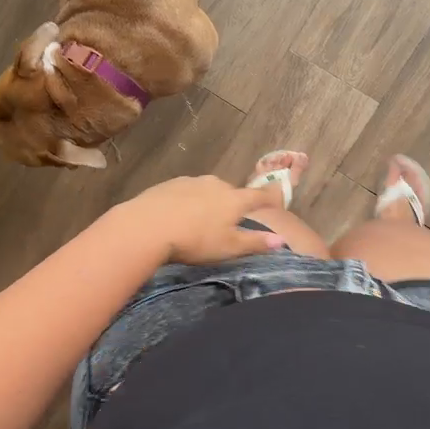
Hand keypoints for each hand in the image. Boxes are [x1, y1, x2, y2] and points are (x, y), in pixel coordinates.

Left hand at [105, 176, 287, 265]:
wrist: (147, 226)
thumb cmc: (195, 240)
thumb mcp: (229, 247)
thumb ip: (255, 242)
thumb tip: (282, 239)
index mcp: (234, 199)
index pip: (258, 196)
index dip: (270, 199)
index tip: (277, 200)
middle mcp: (215, 184)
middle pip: (231, 192)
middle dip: (234, 204)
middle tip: (231, 221)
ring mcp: (190, 181)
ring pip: (207, 190)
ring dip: (209, 202)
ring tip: (203, 221)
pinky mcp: (169, 184)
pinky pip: (186, 192)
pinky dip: (188, 201)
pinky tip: (180, 215)